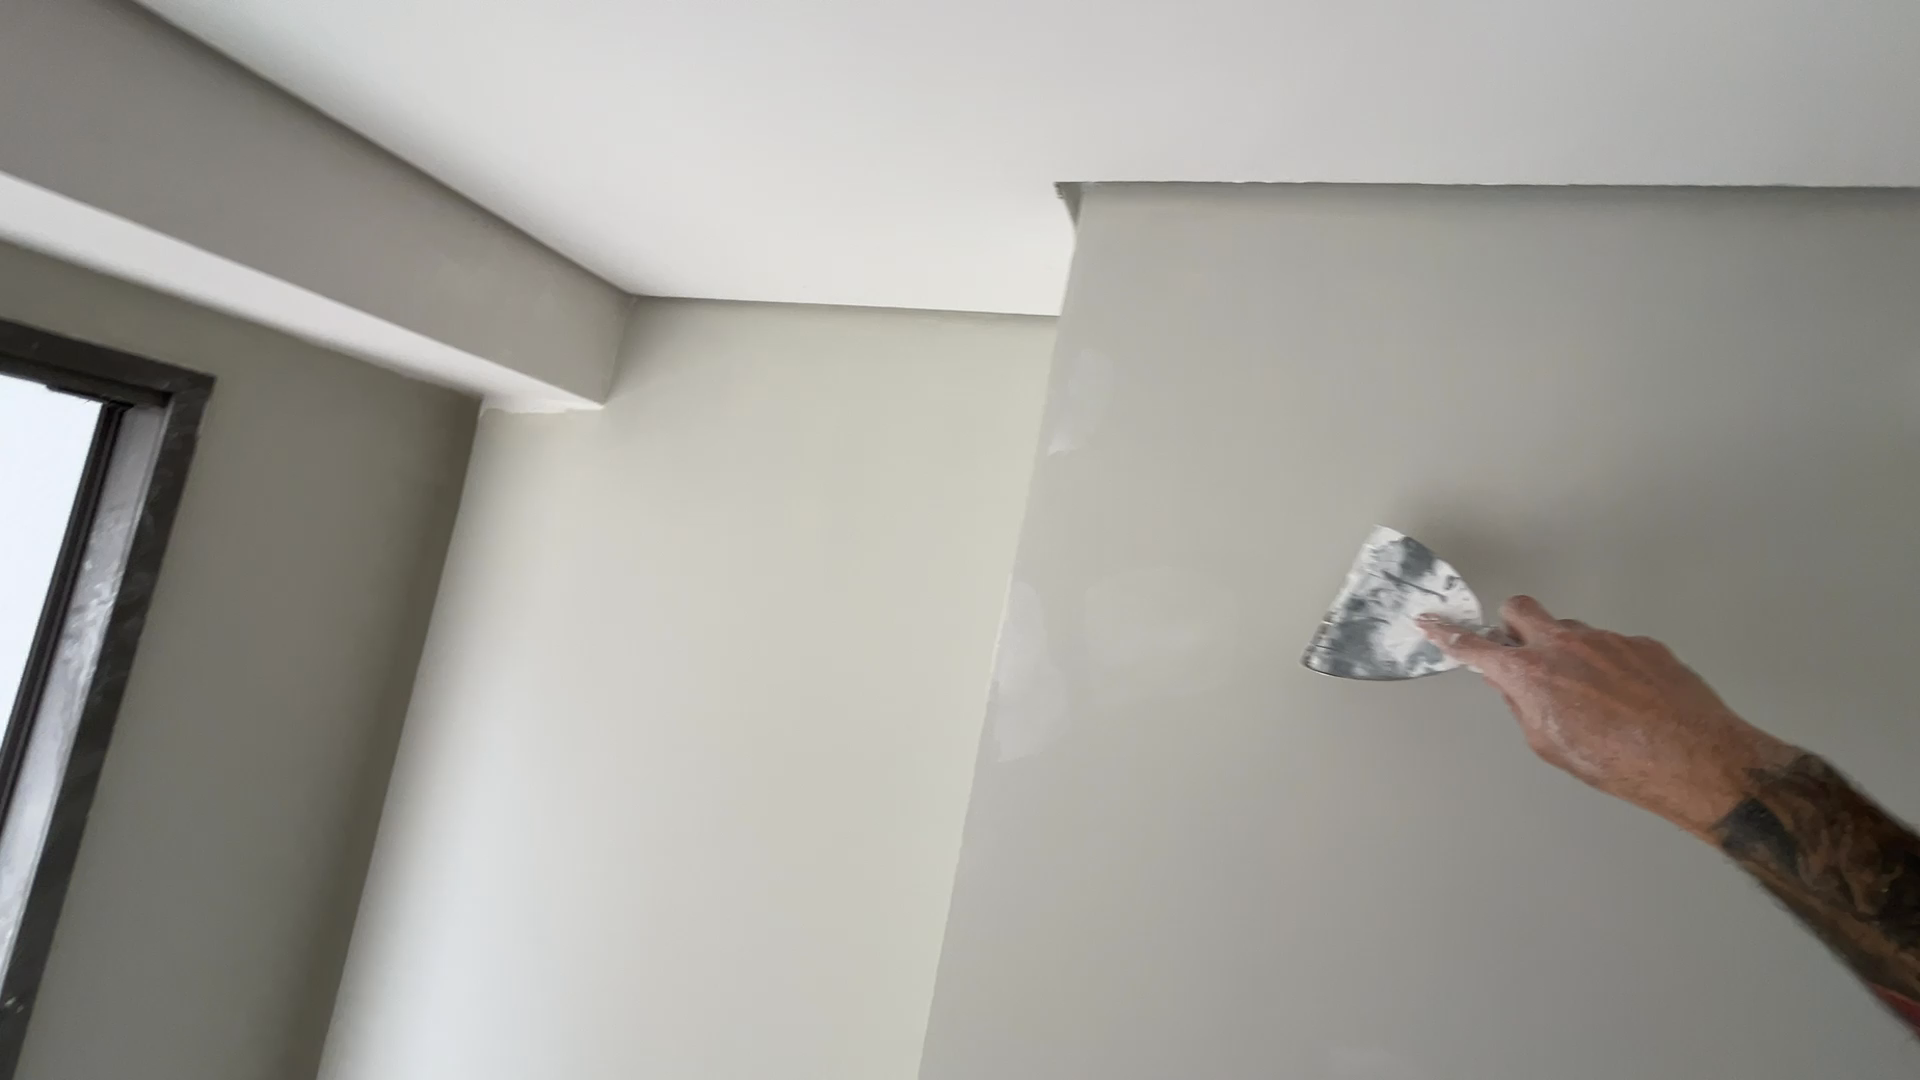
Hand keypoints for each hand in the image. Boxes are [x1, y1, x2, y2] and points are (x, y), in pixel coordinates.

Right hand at [1420, 597, 1796, 839]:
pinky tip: (1632, 698)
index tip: (1428, 622)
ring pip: (1569, 629)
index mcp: (1528, 673)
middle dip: (1512, 624)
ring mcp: (1607, 640)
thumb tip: (1511, 683)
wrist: (1704, 764)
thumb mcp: (1547, 742)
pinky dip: (1609, 664)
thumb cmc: (1614, 764)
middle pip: (1519, 608)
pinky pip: (1612, 645)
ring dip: (1566, 649)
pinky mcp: (1645, 644)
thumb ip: (1521, 704)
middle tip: (1525, 653)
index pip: (1472, 645)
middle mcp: (1562, 645)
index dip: (1445, 633)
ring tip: (1594, 692)